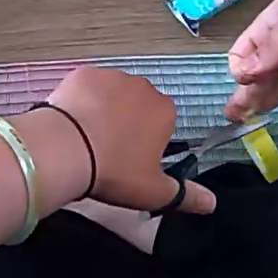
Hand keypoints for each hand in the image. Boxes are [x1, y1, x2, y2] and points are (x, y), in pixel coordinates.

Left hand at [45, 67, 214, 214]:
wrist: (65, 148)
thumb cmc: (115, 171)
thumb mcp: (153, 192)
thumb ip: (186, 196)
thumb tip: (213, 204)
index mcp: (164, 111)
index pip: (162, 123)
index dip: (147, 141)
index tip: (131, 160)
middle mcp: (143, 87)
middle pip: (138, 105)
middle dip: (127, 121)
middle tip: (107, 150)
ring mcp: (112, 76)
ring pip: (112, 93)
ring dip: (104, 109)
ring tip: (85, 137)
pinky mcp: (84, 73)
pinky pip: (87, 87)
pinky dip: (81, 100)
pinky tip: (69, 121)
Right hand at [226, 0, 277, 117]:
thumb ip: (272, 49)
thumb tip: (243, 73)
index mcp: (274, 22)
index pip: (245, 48)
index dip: (241, 68)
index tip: (247, 84)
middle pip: (260, 69)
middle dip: (247, 90)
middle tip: (235, 116)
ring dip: (271, 95)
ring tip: (258, 116)